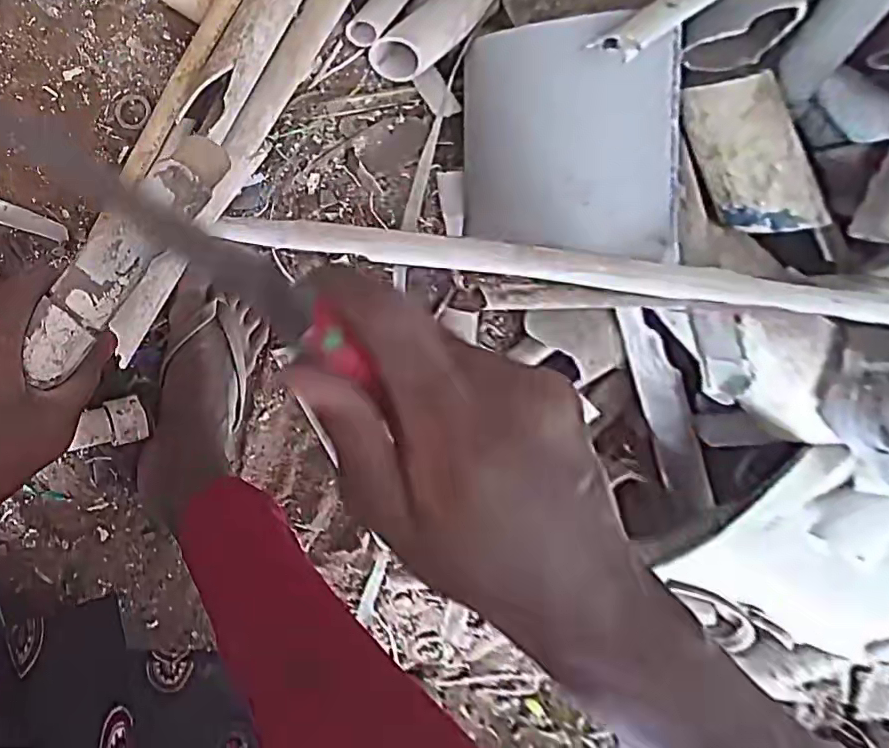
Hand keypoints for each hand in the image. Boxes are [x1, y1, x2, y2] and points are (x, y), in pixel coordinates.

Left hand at [0, 262, 115, 530]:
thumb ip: (83, 377)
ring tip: (16, 370)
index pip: (38, 276)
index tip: (74, 314)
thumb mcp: (49, 425)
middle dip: (35, 312)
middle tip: (50, 350)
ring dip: (4, 323)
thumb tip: (99, 349)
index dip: (63, 292)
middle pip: (9, 287)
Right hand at [281, 268, 656, 668]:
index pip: (392, 319)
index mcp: (459, 424)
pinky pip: (465, 353)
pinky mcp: (547, 382)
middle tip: (344, 383)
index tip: (313, 291)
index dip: (343, 291)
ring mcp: (535, 383)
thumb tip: (302, 369)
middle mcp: (506, 390)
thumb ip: (347, 430)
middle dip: (363, 339)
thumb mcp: (388, 511)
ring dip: (399, 360)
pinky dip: (435, 371)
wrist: (586, 597)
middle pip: (409, 323)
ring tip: (400, 419)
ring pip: (434, 337)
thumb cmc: (479, 562)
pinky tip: (439, 421)